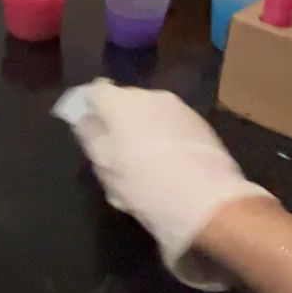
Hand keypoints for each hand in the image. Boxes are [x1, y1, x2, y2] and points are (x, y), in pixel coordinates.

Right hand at [63, 80, 273, 289]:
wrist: (205, 201)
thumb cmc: (143, 183)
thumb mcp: (104, 166)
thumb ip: (90, 135)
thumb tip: (86, 118)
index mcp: (121, 102)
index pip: (96, 91)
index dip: (88, 106)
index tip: (86, 126)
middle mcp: (151, 96)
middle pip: (126, 101)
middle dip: (118, 119)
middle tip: (114, 149)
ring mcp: (180, 108)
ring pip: (151, 113)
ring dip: (143, 128)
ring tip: (142, 160)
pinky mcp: (202, 124)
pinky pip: (172, 125)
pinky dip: (165, 137)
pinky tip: (167, 163)